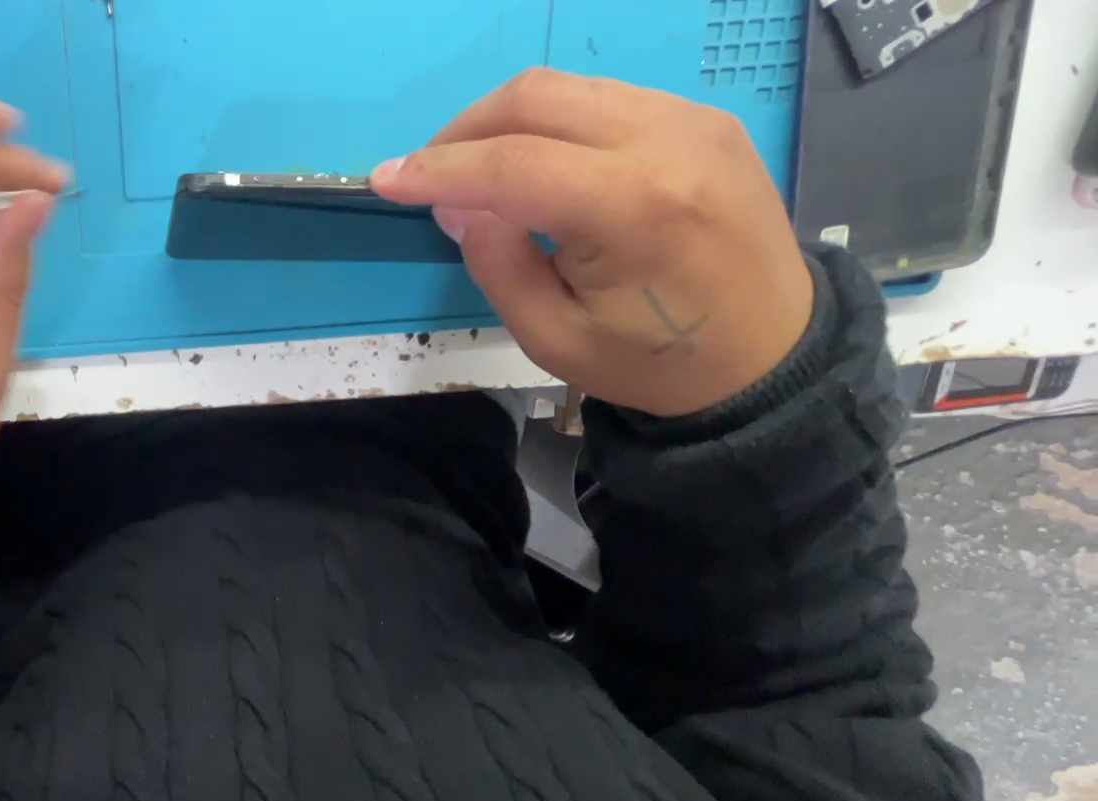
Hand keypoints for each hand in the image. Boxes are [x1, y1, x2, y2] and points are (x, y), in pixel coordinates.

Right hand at [370, 69, 814, 416]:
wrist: (767, 355)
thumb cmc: (652, 362)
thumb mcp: (552, 338)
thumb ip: (497, 264)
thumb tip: (459, 204)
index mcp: (633, 207)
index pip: (511, 164)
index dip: (437, 169)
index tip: (383, 179)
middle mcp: (668, 139)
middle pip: (537, 97)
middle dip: (462, 131)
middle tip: (424, 176)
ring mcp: (692, 119)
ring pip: (568, 87)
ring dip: (501, 122)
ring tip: (469, 172)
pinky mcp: (702, 118)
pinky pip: (602, 98)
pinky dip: (548, 124)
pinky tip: (531, 166)